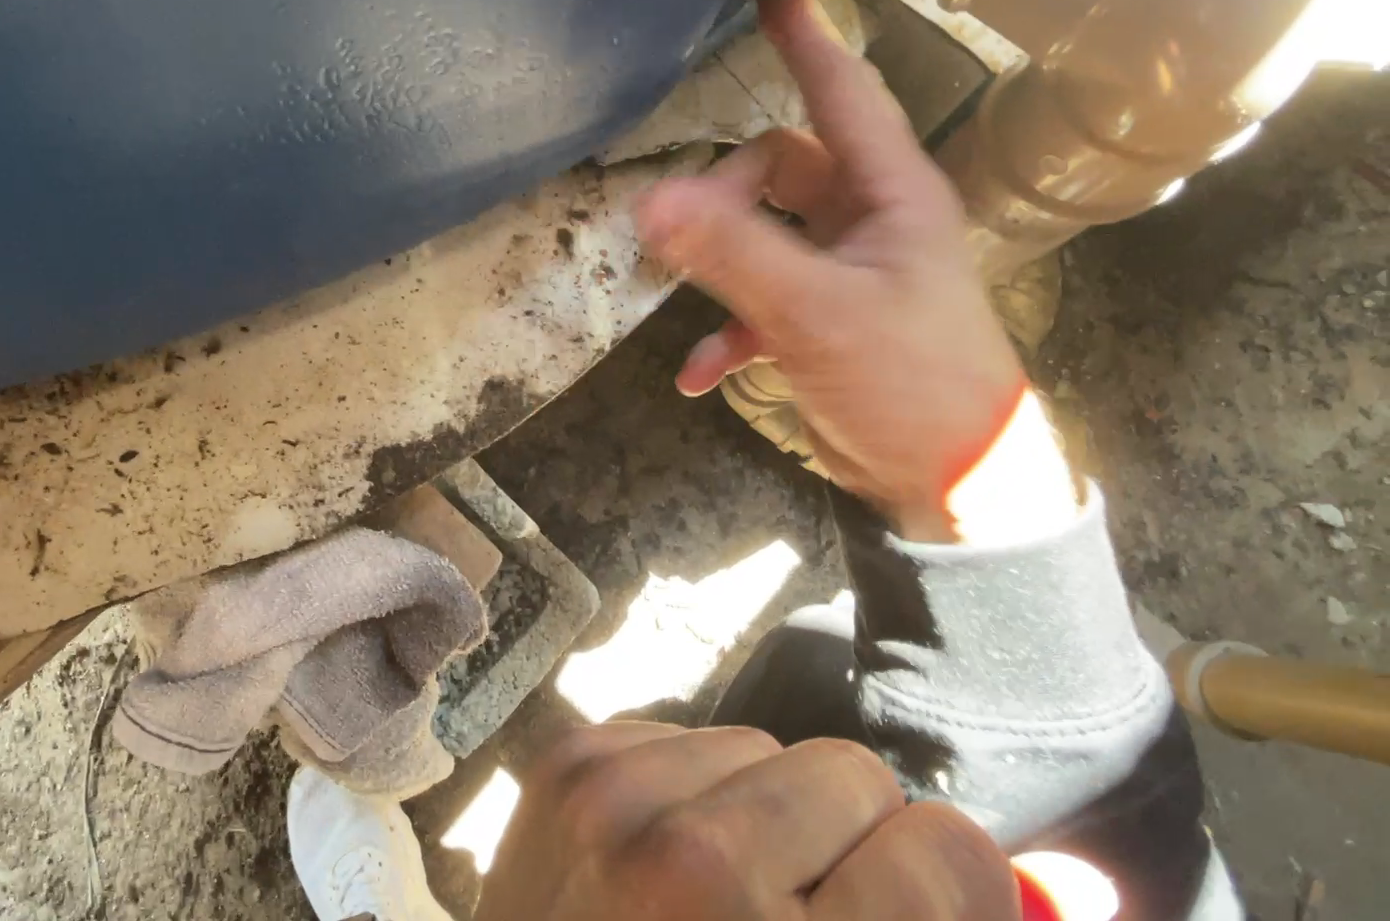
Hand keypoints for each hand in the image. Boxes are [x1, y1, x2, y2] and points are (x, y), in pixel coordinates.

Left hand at [473, 723, 1017, 919]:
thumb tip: (1068, 888)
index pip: (946, 848)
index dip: (940, 887)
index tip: (897, 911)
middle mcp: (697, 862)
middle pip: (853, 769)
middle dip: (849, 838)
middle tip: (801, 909)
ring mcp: (615, 799)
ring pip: (766, 743)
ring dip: (763, 808)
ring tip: (717, 889)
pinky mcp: (567, 761)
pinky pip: (684, 733)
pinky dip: (690, 786)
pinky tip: (656, 855)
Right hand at [634, 0, 1076, 542]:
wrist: (948, 478)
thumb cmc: (907, 380)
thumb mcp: (814, 312)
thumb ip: (733, 254)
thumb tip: (650, 203)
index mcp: (889, 195)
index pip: (842, 97)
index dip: (807, 43)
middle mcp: (866, 222)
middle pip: (779, 170)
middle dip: (725, 193)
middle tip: (675, 228)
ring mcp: (841, 274)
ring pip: (760, 237)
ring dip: (716, 263)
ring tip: (674, 291)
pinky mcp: (820, 323)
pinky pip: (756, 307)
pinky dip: (724, 333)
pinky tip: (698, 375)